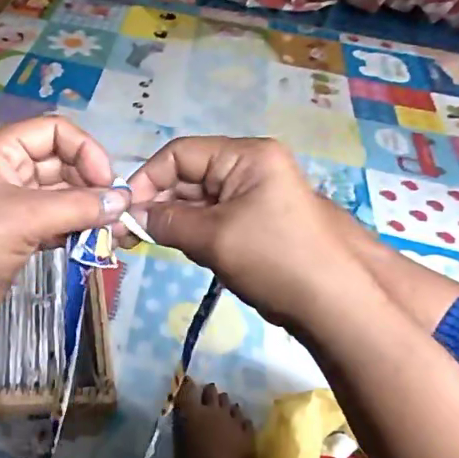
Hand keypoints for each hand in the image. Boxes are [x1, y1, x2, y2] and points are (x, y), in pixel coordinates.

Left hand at [0, 117, 128, 346]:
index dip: (85, 150)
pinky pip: (57, 221)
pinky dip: (77, 229)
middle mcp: (7, 169)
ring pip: (62, 195)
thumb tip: (123, 200)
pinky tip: (97, 242)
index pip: (54, 131)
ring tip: (116, 230)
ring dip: (89, 210)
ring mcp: (13, 202)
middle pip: (62, 162)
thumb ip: (78, 206)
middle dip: (91, 184)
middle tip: (118, 211)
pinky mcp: (19, 232)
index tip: (107, 182)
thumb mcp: (25, 218)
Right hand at [125, 136, 370, 327]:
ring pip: (199, 200)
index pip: (181, 153)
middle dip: (158, 202)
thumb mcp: (213, 238)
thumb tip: (131, 216)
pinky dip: (193, 232)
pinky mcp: (257, 222)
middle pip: (189, 175)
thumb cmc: (273, 259)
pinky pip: (215, 219)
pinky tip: (178, 248)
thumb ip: (167, 221)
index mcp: (246, 156)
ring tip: (146, 243)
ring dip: (173, 219)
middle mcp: (251, 167)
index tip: (124, 211)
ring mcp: (256, 195)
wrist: (334, 303)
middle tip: (127, 234)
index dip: (148, 179)